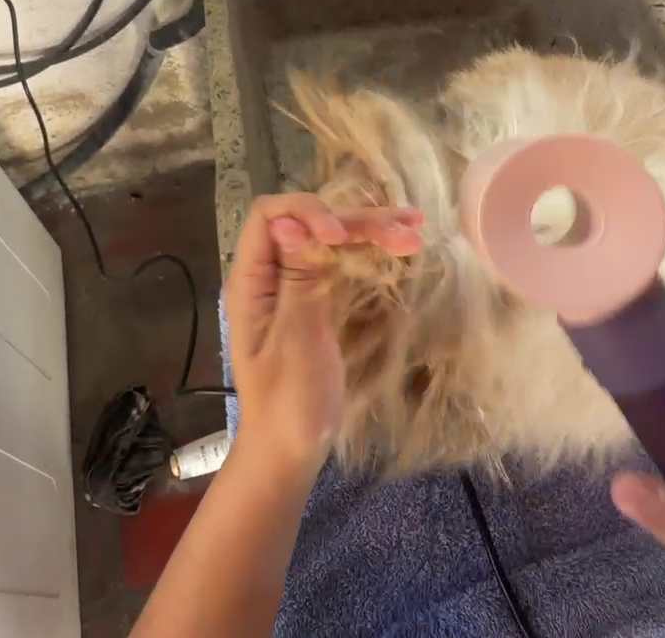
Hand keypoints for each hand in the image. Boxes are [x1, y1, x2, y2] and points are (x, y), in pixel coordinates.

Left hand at [225, 194, 420, 475]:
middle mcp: (270, 274)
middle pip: (308, 224)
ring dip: (370, 230)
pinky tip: (403, 240)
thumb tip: (292, 222)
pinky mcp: (317, 299)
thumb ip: (299, 280)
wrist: (289, 452)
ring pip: (330, 241)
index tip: (339, 236)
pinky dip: (370, 250)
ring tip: (414, 227)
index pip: (269, 217)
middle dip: (352, 221)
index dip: (305, 213)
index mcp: (250, 281)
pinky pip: (341, 263)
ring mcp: (294, 285)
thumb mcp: (296, 343)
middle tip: (405, 231)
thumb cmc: (288, 405)